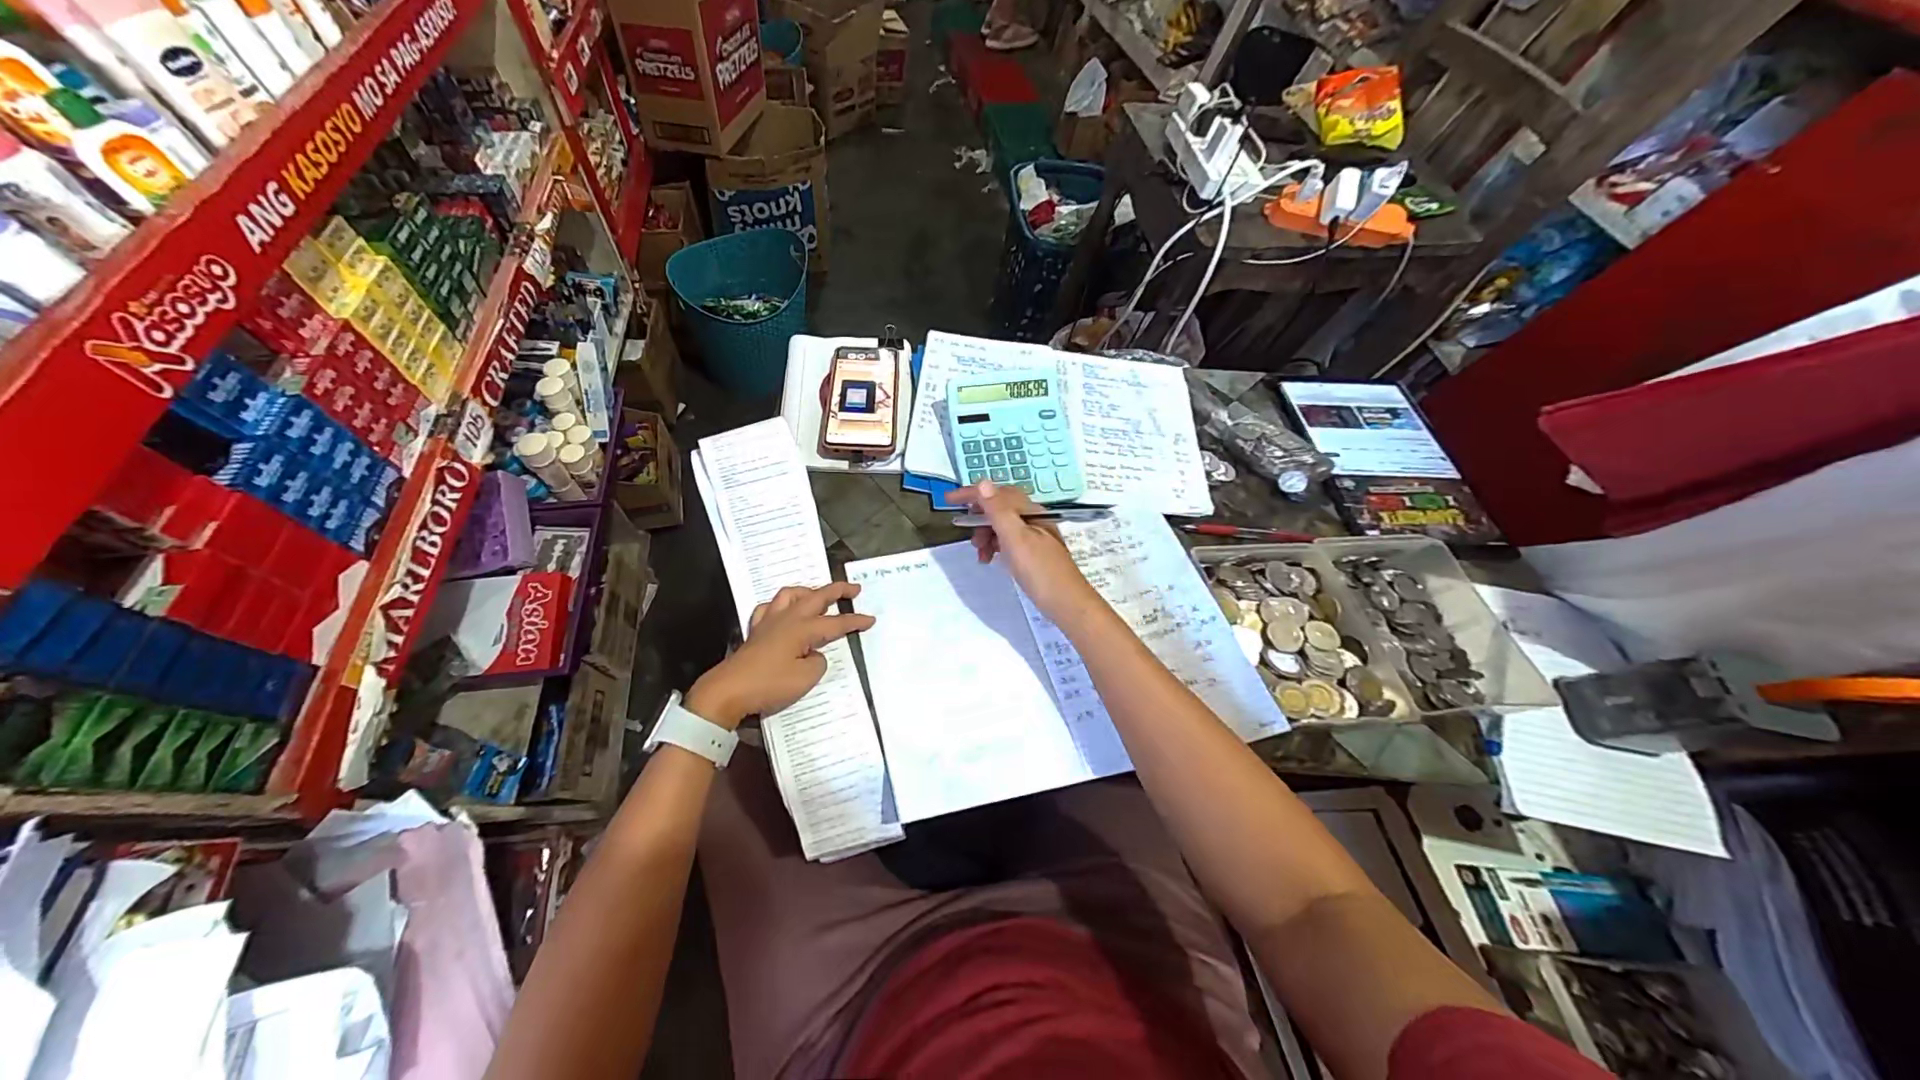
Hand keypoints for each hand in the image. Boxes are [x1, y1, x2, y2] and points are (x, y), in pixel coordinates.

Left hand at [685, 583, 873, 728]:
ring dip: (808, 591)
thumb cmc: (769, 684)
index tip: (870, 619)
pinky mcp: (755, 632)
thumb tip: (814, 654)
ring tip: (818, 595)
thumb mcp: (806, 678)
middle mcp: (787, 619)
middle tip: (853, 589)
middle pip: (816, 597)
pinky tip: (784, 610)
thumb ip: (818, 662)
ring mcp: (768, 623)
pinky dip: (781, 605)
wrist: (729, 691)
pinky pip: (769, 608)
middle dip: (837, 591)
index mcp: (802, 628)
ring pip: (790, 595)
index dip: (854, 620)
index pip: (835, 622)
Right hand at [957, 479, 1101, 621]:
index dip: (972, 493)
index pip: (996, 493)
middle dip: (979, 518)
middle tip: (969, 536)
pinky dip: (995, 545)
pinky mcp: (1032, 552)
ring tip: (981, 553)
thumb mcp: (1015, 539)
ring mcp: (1034, 536)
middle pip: (999, 507)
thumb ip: (998, 511)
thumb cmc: (1040, 571)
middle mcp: (1033, 519)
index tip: (949, 500)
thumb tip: (983, 484)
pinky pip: (1008, 540)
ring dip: (986, 534)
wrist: (1067, 603)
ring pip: (1002, 525)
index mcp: (1030, 511)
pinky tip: (991, 558)